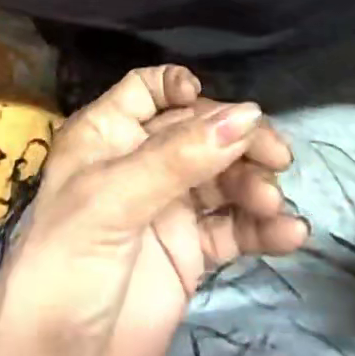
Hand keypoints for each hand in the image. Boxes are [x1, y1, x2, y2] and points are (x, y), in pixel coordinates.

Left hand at [0, 65, 307, 355]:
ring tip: (272, 206)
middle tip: (276, 157)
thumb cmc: (65, 267)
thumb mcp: (112, 201)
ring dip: (255, 186)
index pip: (147, 90)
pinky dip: (263, 229)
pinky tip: (289, 235)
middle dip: (239, 141)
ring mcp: (167, 207)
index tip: (217, 103)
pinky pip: (234, 228)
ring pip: (223, 177)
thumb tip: (249, 115)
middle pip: (200, 131)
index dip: (181, 87)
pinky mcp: (190, 253)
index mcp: (107, 136)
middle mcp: (140, 163)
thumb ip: (180, 157)